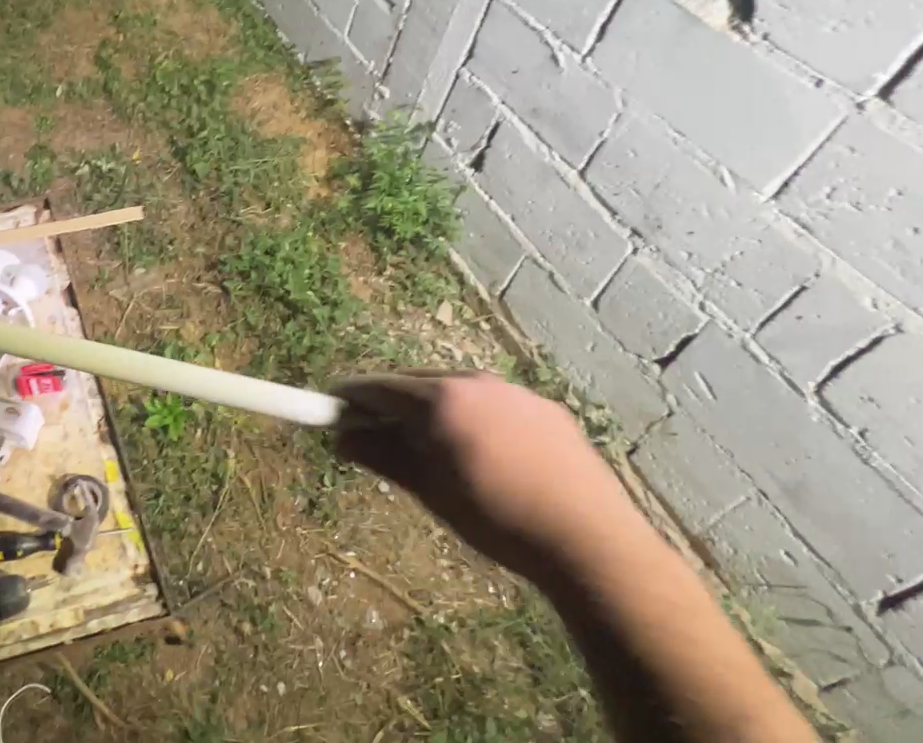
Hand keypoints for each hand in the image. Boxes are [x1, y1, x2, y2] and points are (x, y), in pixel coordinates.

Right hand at [333, 371, 651, 589]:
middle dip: (391, 402)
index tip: (332, 408)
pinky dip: (471, 415)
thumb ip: (383, 457)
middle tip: (375, 431)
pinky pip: (492, 402)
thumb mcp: (430, 491)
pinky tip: (480, 451)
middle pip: (415, 382)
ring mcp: (513, 391)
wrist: (590, 541)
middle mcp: (473, 382)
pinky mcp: (543, 407)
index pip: (379, 387)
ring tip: (430, 445)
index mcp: (440, 399)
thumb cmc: (496, 519)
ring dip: (432, 408)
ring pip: (455, 389)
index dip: (351, 397)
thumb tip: (342, 440)